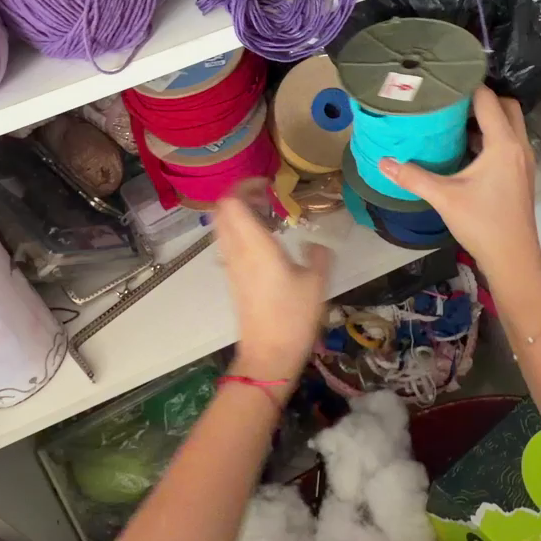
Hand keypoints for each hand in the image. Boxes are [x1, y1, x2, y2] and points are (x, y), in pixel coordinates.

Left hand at [212, 184, 332, 399]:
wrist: (268, 356)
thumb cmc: (293, 317)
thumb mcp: (316, 283)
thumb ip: (318, 256)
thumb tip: (316, 243)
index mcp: (254, 244)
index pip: (232, 201)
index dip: (245, 185)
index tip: (268, 185)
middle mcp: (237, 251)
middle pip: (221, 211)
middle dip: (240, 198)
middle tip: (267, 198)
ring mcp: (231, 267)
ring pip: (223, 228)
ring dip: (239, 216)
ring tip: (268, 220)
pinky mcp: (233, 281)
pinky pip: (228, 245)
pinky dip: (240, 235)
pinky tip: (266, 245)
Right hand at [379, 87, 540, 281]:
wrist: (512, 257)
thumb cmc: (482, 224)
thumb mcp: (443, 197)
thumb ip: (412, 178)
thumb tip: (383, 163)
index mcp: (503, 144)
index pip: (488, 100)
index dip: (468, 87)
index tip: (444, 81)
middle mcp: (518, 147)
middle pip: (506, 107)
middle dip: (482, 98)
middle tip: (451, 99)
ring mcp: (523, 161)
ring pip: (510, 126)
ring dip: (487, 118)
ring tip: (454, 119)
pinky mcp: (521, 175)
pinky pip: (508, 143)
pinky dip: (491, 137)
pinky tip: (465, 148)